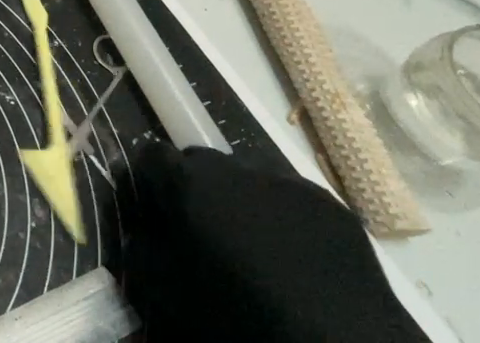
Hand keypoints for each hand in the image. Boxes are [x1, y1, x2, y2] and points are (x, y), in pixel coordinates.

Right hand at [125, 143, 427, 341]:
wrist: (340, 342)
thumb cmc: (241, 315)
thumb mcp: (167, 291)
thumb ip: (141, 248)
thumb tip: (138, 229)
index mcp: (189, 183)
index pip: (151, 154)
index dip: (148, 180)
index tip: (154, 210)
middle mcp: (235, 168)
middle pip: (199, 161)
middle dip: (194, 187)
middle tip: (202, 230)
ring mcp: (288, 183)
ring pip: (247, 176)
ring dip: (239, 198)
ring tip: (251, 242)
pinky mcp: (331, 204)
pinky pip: (291, 196)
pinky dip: (281, 215)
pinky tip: (291, 254)